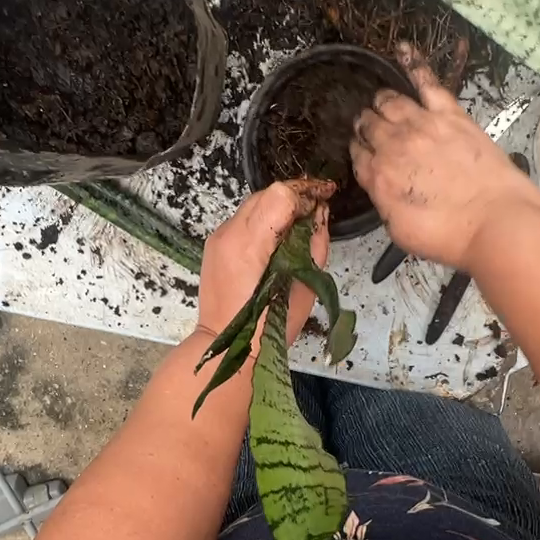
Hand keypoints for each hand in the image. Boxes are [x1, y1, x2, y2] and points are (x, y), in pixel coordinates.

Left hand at [195, 181, 331, 345]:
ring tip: (298, 226)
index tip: (324, 198)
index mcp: (250, 245)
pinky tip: (276, 241)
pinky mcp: (214, 245)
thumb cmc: (268, 328)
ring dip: (277, 209)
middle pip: (266, 193)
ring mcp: (218, 238)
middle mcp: (229, 234)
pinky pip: (243, 221)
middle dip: (293, 197)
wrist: (225, 347)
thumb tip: (319, 214)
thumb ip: (314, 245)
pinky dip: (262, 222)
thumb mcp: (304, 288)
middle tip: (315, 211)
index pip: (279, 195)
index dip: (306, 193)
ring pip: (253, 204)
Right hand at [351, 43, 539, 269]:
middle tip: (369, 127)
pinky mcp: (450, 113)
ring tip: (381, 102)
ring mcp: (422, 125)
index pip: (358, 156)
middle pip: (369, 126)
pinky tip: (403, 50)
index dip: (359, 152)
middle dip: (366, 125)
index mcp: (378, 179)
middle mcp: (393, 146)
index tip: (363, 152)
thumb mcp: (401, 232)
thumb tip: (382, 187)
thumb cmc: (449, 235)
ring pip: (390, 102)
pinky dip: (413, 63)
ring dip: (381, 102)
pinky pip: (426, 81)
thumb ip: (385, 203)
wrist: (493, 221)